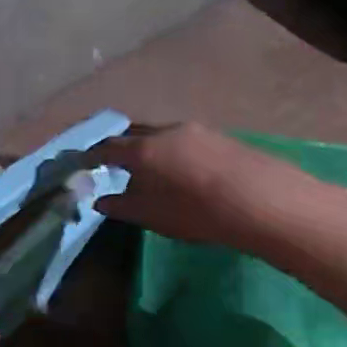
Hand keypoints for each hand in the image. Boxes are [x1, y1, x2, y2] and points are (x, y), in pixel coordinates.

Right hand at [88, 123, 332, 250]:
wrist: (264, 202)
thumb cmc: (193, 210)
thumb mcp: (148, 214)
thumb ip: (119, 205)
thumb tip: (101, 200)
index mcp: (142, 149)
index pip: (107, 147)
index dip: (91, 156)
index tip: (82, 163)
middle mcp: (167, 132)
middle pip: (135, 134)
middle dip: (120, 146)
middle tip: (112, 161)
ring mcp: (199, 132)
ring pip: (163, 136)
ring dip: (150, 148)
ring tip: (148, 167)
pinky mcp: (224, 139)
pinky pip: (187, 141)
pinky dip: (174, 152)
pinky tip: (182, 171)